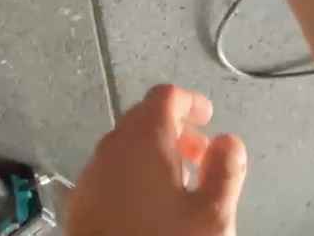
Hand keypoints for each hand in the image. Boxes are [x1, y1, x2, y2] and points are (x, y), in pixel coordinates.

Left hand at [69, 85, 248, 235]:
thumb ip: (225, 172)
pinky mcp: (84, 195)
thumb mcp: (211, 216)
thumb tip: (229, 141)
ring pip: (128, 143)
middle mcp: (113, 143)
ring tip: (183, 184)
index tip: (208, 115)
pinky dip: (136, 169)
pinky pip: (114, 167)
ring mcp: (94, 168)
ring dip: (156, 151)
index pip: (165, 96)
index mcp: (143, 137)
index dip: (190, 101)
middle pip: (145, 116)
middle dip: (176, 128)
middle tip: (202, 155)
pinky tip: (152, 202)